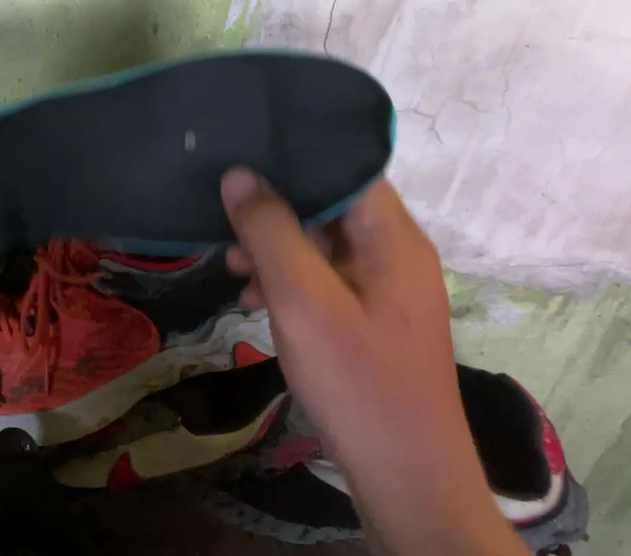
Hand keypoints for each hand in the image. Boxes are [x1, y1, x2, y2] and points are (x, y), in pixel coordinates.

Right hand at [220, 170, 525, 554]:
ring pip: (323, 242)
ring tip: (232, 263)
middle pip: (331, 204)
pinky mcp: (373, 320)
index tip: (245, 150)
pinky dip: (289, 279)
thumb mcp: (301, 298)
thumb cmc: (356, 380)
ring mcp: (386, 290)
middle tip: (225, 217)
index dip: (298, 153)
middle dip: (276, 207)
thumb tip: (239, 174)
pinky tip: (254, 298)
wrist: (406, 480)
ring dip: (276, 246)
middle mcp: (396, 254)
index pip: (347, 167)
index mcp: (393, 238)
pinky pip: (326, 278)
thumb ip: (269, 230)